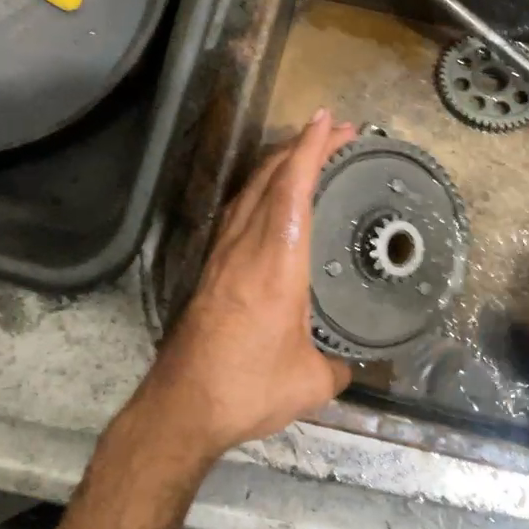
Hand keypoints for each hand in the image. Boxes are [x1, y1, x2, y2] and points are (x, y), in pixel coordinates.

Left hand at [140, 110, 357, 456]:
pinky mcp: (211, 268)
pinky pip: (239, 210)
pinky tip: (271, 196)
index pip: (293, 190)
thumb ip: (335, 364)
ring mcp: (223, 255)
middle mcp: (246, 247)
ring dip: (280, 163)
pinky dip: (262, 188)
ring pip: (251, 190)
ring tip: (309, 152)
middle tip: (337, 132)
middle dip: (303, 146)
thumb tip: (345, 361)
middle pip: (270, 178)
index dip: (312, 150)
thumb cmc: (248, 388)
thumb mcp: (310, 382)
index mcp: (276, 263)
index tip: (330, 122)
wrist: (183, 406)